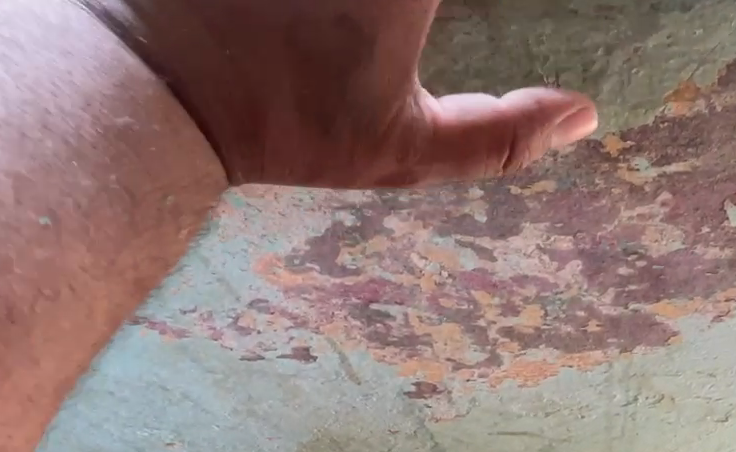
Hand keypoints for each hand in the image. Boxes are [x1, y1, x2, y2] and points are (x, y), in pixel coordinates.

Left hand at [70, 0, 597, 186]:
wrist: (150, 77)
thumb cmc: (289, 124)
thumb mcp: (408, 152)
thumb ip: (504, 137)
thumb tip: (585, 116)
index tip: (459, 25)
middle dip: (438, 5)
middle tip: (411, 32)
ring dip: (404, 4)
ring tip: (367, 27)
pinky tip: (345, 17)